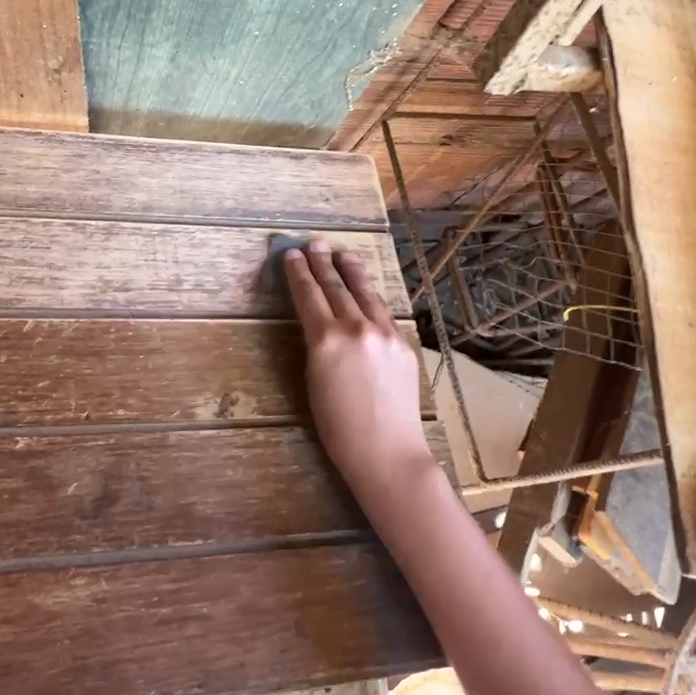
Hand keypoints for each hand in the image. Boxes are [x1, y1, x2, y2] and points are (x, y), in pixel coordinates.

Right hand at [284, 239, 434, 495]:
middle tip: (315, 243)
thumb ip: (317, 345)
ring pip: (365, 293)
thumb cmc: (337, 427)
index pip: (308, 294)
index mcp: (326, 338)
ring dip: (351, 271)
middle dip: (323, 263)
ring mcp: (384, 333)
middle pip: (336, 286)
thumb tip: (320, 323)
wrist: (387, 451)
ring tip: (342, 254)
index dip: (298, 272)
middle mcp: (356, 327)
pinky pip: (382, 313)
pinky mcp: (403, 344)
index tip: (292, 254)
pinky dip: (370, 297)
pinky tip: (367, 290)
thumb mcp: (313, 380)